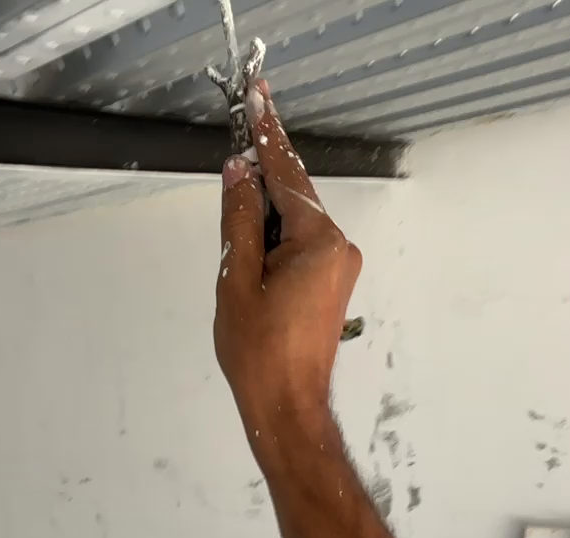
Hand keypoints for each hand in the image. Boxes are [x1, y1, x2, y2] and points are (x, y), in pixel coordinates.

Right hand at [214, 81, 362, 445]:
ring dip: (262, 228)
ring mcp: (339, 269)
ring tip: (237, 265)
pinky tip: (252, 268)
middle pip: (292, 201)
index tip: (257, 97)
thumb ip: (238, 222)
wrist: (287, 408)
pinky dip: (274, 247)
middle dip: (258, 192)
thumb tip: (239, 173)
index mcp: (318, 241)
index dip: (266, 135)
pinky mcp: (332, 288)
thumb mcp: (236, 281)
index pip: (286, 176)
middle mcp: (338, 247)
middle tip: (230, 188)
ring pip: (294, 228)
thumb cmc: (258, 353)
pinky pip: (301, 250)